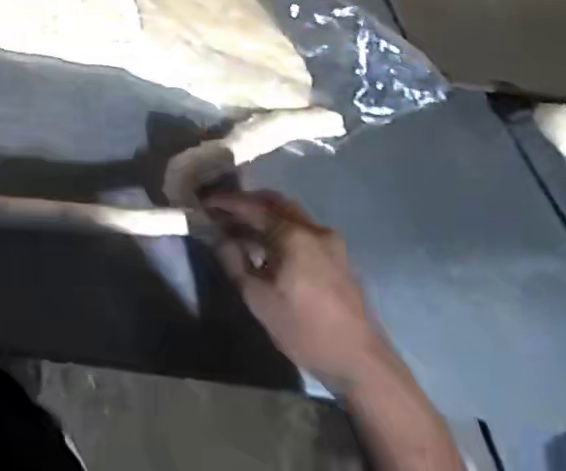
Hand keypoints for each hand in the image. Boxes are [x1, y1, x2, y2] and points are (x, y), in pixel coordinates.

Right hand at [203, 190, 398, 391]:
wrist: (361, 364)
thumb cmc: (304, 329)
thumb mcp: (257, 298)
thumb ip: (233, 261)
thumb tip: (220, 238)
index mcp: (294, 236)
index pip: (252, 207)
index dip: (225, 202)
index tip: (203, 201)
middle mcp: (314, 230)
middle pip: (274, 202)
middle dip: (245, 202)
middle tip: (221, 210)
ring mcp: (331, 243)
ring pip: (290, 214)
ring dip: (264, 214)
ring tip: (239, 227)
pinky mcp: (338, 258)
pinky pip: (302, 230)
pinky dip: (280, 228)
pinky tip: (267, 245)